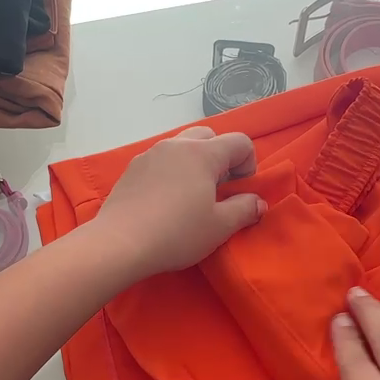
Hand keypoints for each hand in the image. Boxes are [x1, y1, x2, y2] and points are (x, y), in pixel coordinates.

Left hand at [90, 125, 264, 279]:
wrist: (120, 243)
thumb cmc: (176, 233)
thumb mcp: (219, 227)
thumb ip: (244, 209)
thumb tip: (258, 202)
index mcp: (202, 153)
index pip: (240, 142)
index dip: (248, 164)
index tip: (240, 190)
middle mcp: (176, 145)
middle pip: (209, 137)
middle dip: (221, 158)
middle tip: (217, 190)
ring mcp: (150, 154)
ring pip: (182, 147)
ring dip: (194, 164)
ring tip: (191, 196)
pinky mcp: (131, 169)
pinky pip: (160, 161)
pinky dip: (171, 172)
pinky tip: (165, 202)